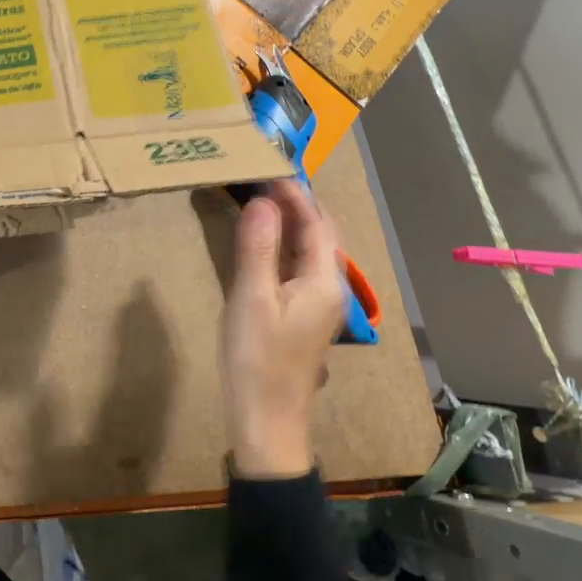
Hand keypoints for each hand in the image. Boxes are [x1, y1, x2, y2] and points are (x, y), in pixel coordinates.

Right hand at [222, 180, 346, 477]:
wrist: (266, 415)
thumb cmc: (258, 356)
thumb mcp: (252, 297)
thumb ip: (258, 247)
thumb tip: (262, 200)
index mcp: (323, 282)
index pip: (316, 224)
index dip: (295, 193)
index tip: (268, 165)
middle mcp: (329, 289)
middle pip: (320, 235)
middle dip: (297, 203)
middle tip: (264, 174)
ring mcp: (317, 304)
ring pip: (310, 249)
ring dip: (290, 221)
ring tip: (261, 196)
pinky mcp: (302, 314)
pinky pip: (298, 264)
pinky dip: (283, 241)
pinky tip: (262, 238)